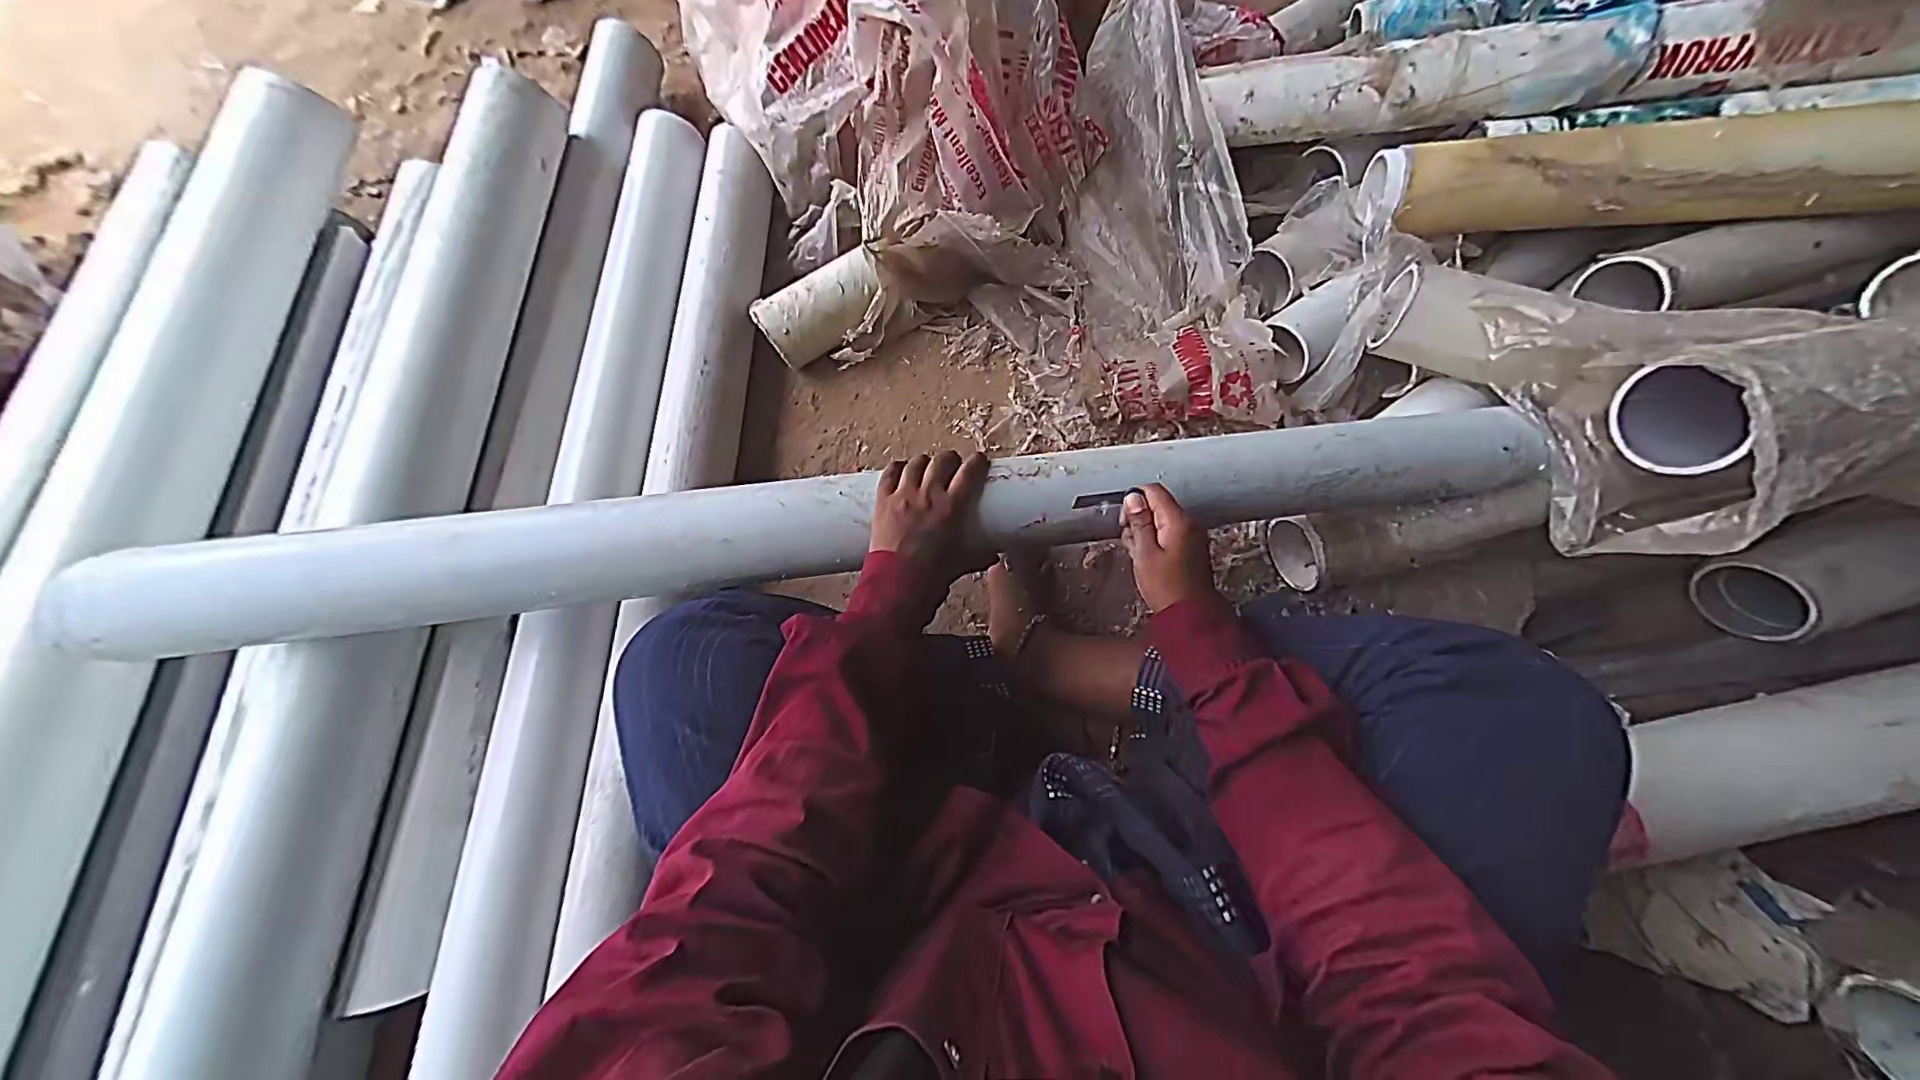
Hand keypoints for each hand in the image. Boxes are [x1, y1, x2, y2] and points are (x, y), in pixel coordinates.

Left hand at [870, 449, 990, 591]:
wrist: (897, 582)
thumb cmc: (931, 574)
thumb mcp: (962, 563)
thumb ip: (979, 556)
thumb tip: (993, 556)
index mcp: (951, 508)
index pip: (969, 472)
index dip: (977, 462)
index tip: (979, 461)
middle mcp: (928, 495)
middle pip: (942, 461)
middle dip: (950, 459)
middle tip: (952, 465)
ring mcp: (903, 495)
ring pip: (916, 463)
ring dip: (924, 462)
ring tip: (927, 467)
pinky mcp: (883, 501)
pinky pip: (889, 473)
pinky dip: (897, 468)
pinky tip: (902, 470)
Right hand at [1121, 484, 1218, 612]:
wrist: (1190, 614)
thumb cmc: (1168, 589)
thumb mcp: (1144, 553)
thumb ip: (1138, 522)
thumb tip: (1133, 497)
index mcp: (1178, 522)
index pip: (1154, 491)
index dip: (1134, 500)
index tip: (1125, 520)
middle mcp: (1189, 524)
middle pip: (1158, 504)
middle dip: (1139, 519)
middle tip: (1133, 542)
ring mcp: (1192, 535)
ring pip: (1161, 519)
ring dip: (1146, 532)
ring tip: (1142, 555)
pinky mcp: (1191, 546)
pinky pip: (1169, 533)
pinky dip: (1156, 542)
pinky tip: (1150, 560)